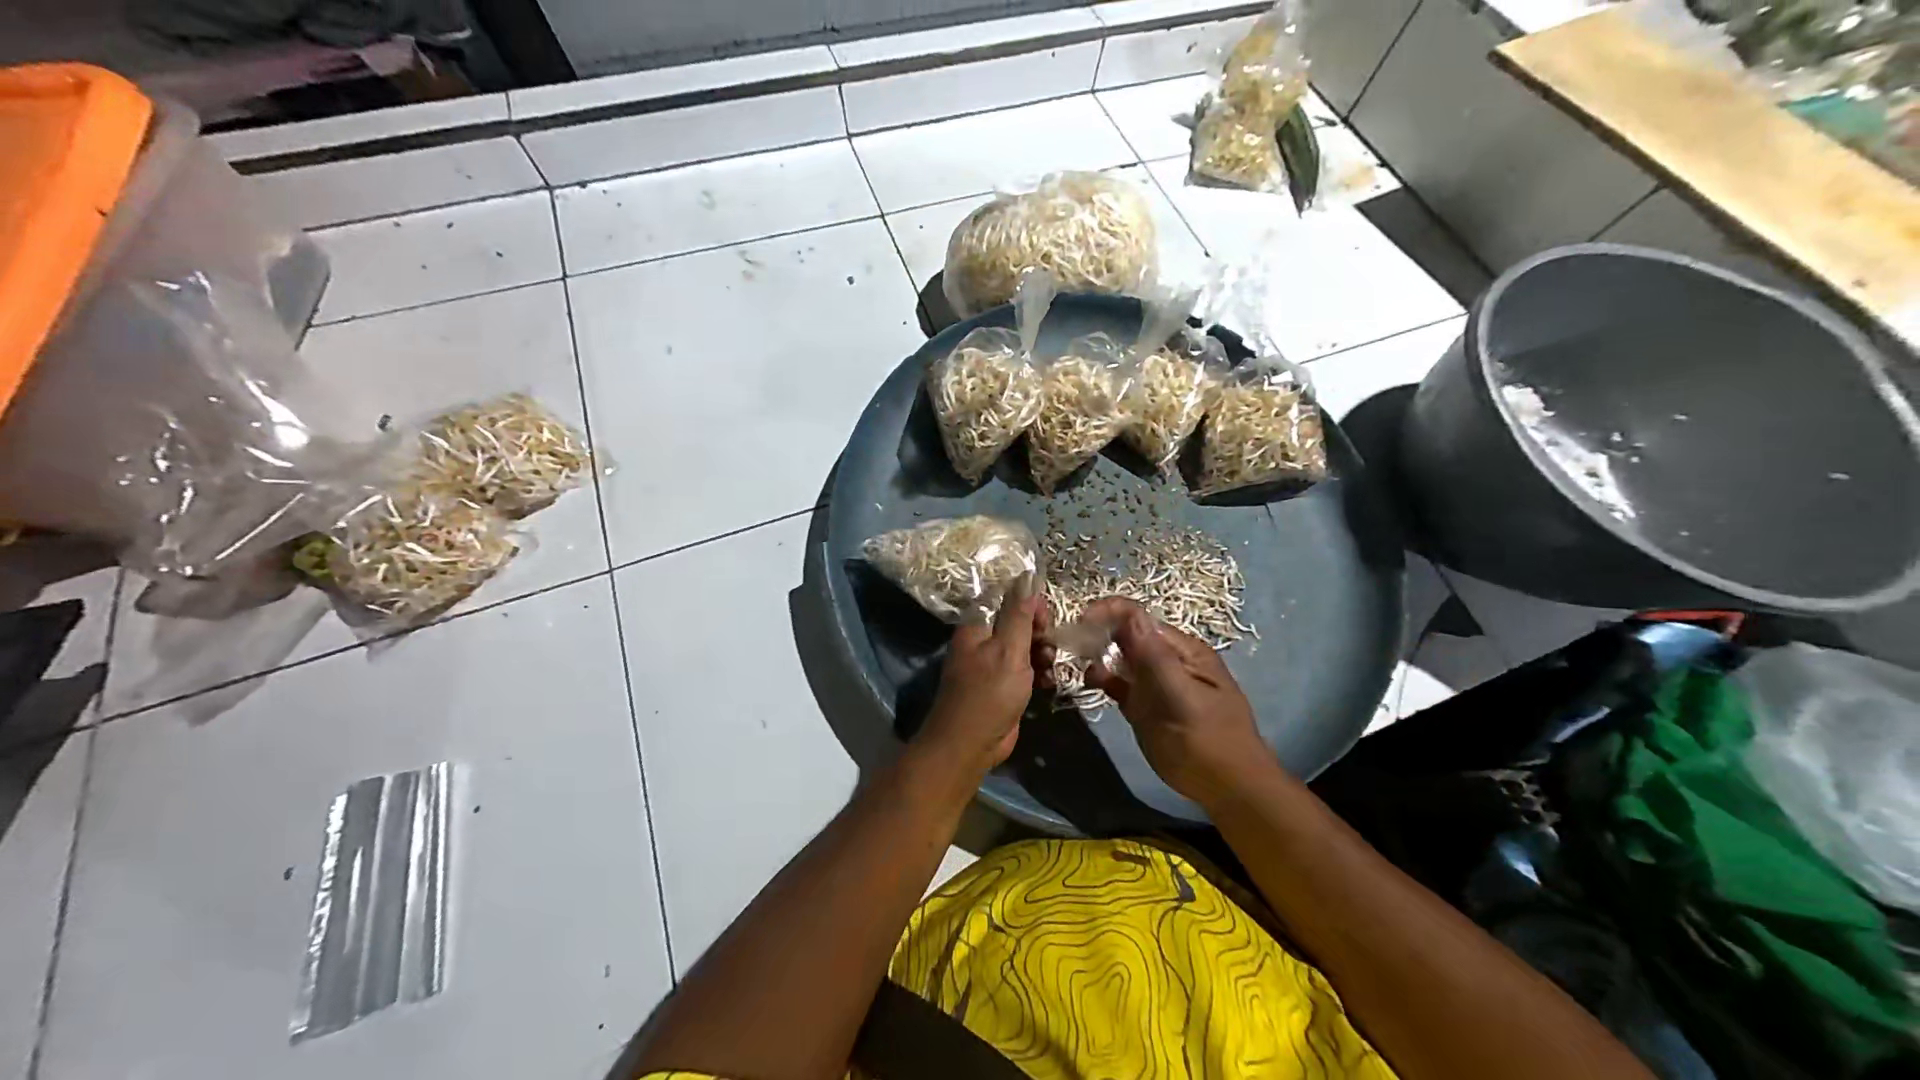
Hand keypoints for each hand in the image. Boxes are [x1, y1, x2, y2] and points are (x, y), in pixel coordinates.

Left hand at [918, 578, 1047, 772]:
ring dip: (1042, 654)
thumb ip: (1018, 614)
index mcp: (977, 626)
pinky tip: (1049, 682)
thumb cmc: (989, 694)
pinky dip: (1038, 673)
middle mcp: (982, 642)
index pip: (1005, 599)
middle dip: (1039, 631)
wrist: (970, 745)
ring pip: (1024, 647)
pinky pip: (1024, 671)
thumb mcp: (1008, 650)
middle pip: (1016, 623)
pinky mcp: (1002, 687)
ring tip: (1050, 667)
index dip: (1028, 603)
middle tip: (1050, 646)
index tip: (1045, 618)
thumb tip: (1024, 577)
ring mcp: (991, 665)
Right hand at [1081, 597, 1274, 804]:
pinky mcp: (1142, 705)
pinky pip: (1117, 682)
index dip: (1109, 613)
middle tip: (1072, 644)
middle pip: (1126, 633)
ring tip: (1077, 662)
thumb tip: (1128, 614)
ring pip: (1118, 657)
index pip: (1140, 617)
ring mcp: (1153, 683)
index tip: (1080, 622)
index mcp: (1181, 649)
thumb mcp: (1183, 697)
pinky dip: (1101, 678)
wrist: (1227, 788)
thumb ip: (1155, 657)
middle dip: (1098, 632)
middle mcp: (1165, 659)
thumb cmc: (1209, 740)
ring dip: (1097, 655)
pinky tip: (1090, 681)